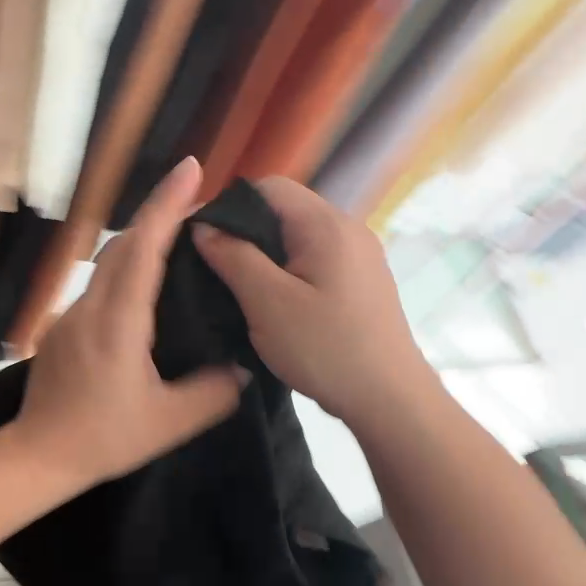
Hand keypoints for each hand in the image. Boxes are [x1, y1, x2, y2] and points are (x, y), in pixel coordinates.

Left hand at [9, 157, 245, 483]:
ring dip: (139, 245)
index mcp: (118, 322)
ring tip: (177, 245)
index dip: (167, 205)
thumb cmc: (103, 439)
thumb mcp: (170, 422)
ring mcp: (68, 318)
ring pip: (105, 266)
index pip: (143, 248)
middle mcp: (89, 309)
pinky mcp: (60, 333)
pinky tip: (143, 293)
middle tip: (198, 207)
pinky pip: (96, 289)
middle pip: (122, 247)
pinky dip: (123, 274)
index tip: (191, 168)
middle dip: (158, 217)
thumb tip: (241, 369)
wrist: (38, 455)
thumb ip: (213, 392)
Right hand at [194, 177, 435, 426]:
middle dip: (243, 233)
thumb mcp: (267, 303)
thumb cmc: (324, 348)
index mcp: (326, 225)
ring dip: (262, 256)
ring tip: (234, 290)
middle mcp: (348, 229)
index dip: (228, 207)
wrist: (387, 397)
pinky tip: (269, 304)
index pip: (268, 188)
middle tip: (210, 270)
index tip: (198, 241)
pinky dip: (284, 273)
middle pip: (283, 211)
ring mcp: (358, 256)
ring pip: (296, 239)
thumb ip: (233, 258)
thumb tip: (202, 226)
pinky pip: (312, 261)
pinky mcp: (360, 282)